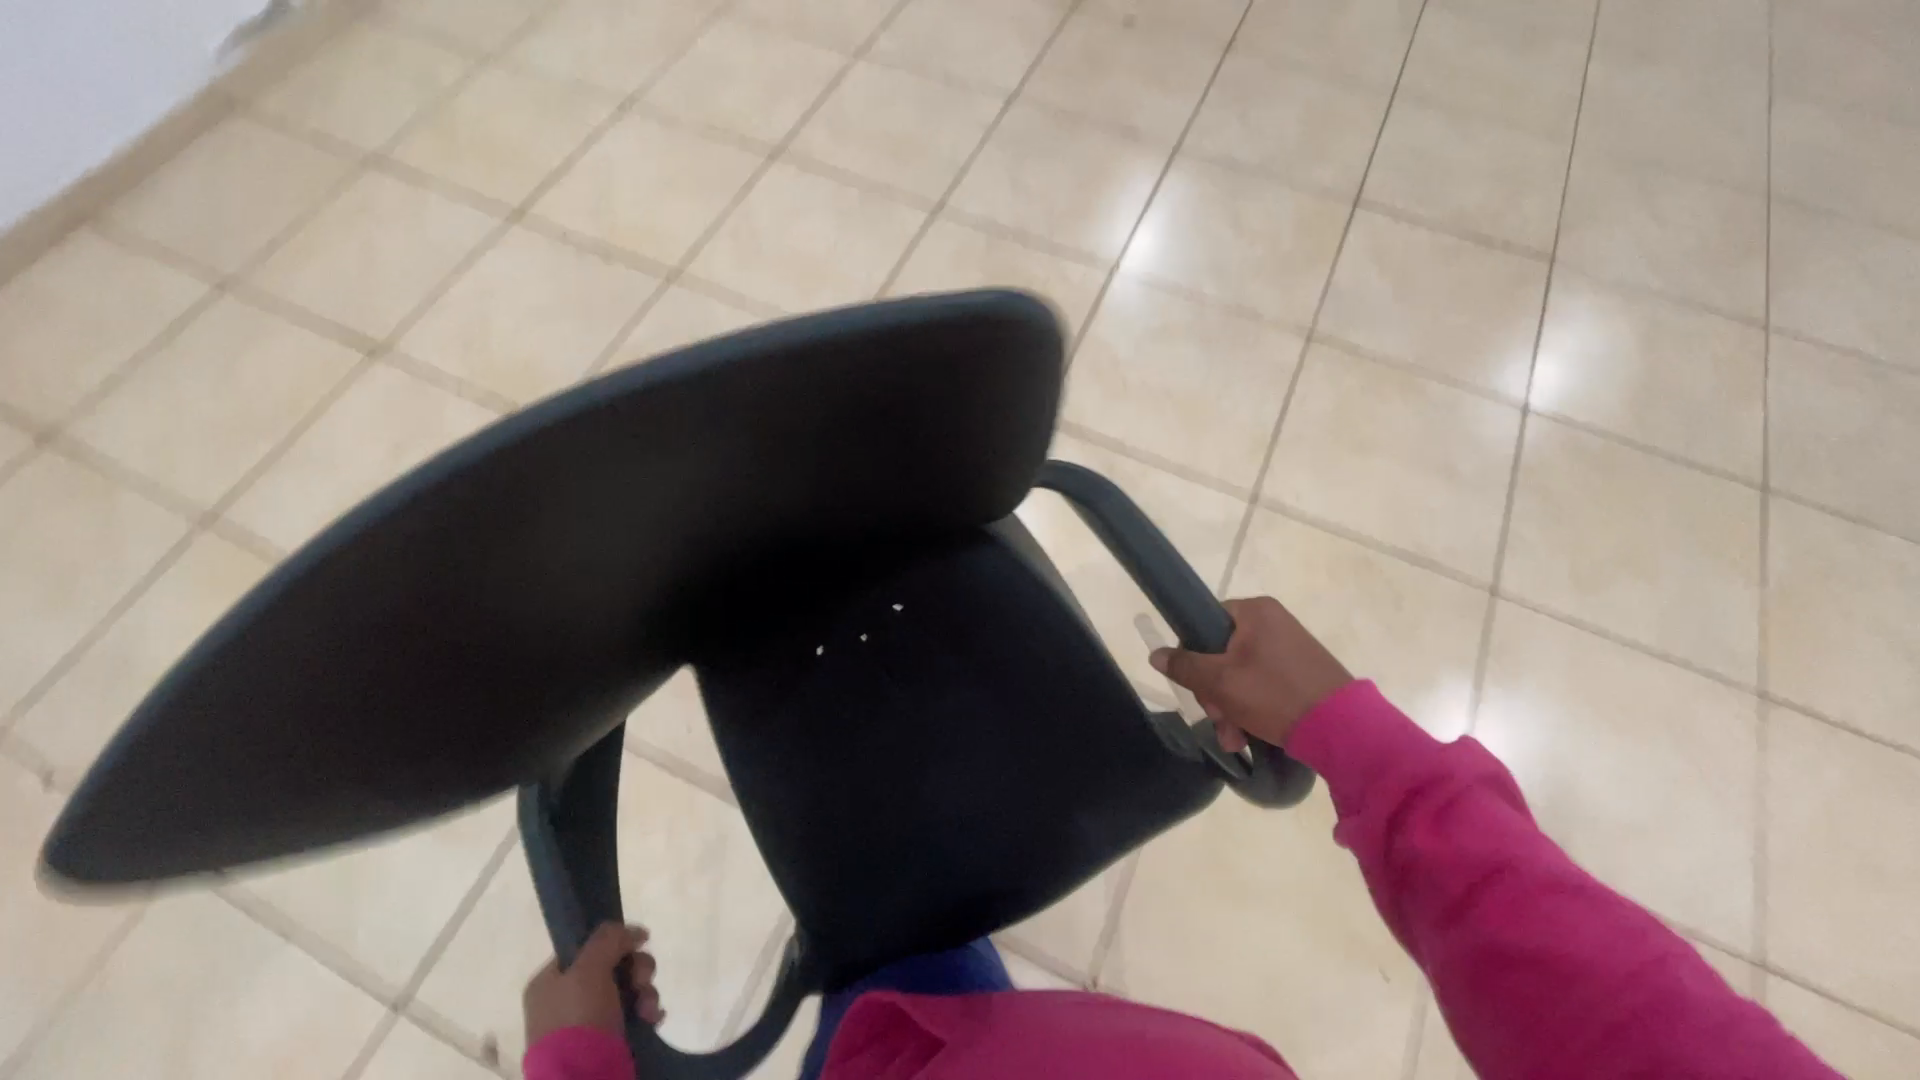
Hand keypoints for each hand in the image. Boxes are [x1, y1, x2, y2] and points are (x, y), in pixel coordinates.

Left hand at [523, 922, 662, 1045]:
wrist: (583, 1079)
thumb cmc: (579, 1019)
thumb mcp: (589, 969)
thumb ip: (609, 940)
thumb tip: (633, 931)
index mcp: (549, 982)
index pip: (586, 947)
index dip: (615, 942)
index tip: (637, 943)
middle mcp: (565, 1000)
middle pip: (612, 966)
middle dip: (636, 969)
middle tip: (641, 980)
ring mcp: (586, 1022)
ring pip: (627, 989)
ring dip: (645, 992)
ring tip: (648, 1008)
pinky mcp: (607, 1040)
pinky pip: (633, 1013)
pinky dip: (647, 1012)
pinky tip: (653, 1018)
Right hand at [1150, 596, 1351, 750]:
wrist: (1343, 729)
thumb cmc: (1274, 695)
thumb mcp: (1220, 682)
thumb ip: (1184, 666)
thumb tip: (1156, 653)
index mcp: (1254, 612)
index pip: (1205, 621)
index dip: (1192, 654)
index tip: (1195, 686)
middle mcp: (1273, 622)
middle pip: (1221, 652)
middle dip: (1214, 692)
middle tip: (1218, 720)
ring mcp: (1290, 647)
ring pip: (1240, 673)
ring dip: (1229, 707)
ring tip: (1233, 739)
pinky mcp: (1301, 672)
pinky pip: (1262, 684)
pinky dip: (1251, 708)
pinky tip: (1247, 736)